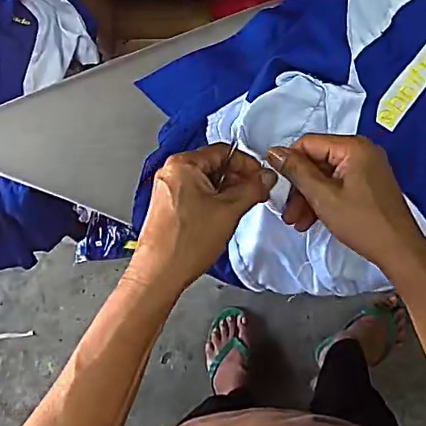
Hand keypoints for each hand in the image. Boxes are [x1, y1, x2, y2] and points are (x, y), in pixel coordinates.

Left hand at [131, 145, 273, 294]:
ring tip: (241, 206)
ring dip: (228, 190)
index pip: (225, 151)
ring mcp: (169, 188)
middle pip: (216, 163)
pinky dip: (215, 200)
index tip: (261, 177)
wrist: (159, 274)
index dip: (248, 164)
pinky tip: (225, 214)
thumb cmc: (184, 243)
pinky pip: (198, 192)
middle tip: (256, 191)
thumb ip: (253, 188)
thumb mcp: (230, 210)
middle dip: (239, 178)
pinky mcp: (169, 204)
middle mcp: (172, 172)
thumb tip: (266, 177)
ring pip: (208, 179)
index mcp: (183, 165)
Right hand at [267, 134, 425, 283]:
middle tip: (288, 208)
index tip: (277, 181)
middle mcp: (363, 151)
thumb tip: (277, 153)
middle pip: (317, 159)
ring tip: (298, 219)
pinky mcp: (369, 182)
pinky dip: (324, 199)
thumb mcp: (323, 196)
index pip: (309, 143)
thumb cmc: (368, 224)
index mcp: (355, 147)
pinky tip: (312, 218)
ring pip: (326, 174)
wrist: (398, 248)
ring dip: (309, 196)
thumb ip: (297, 172)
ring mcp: (368, 167)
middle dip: (299, 186)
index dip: (289, 162)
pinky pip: (339, 183)